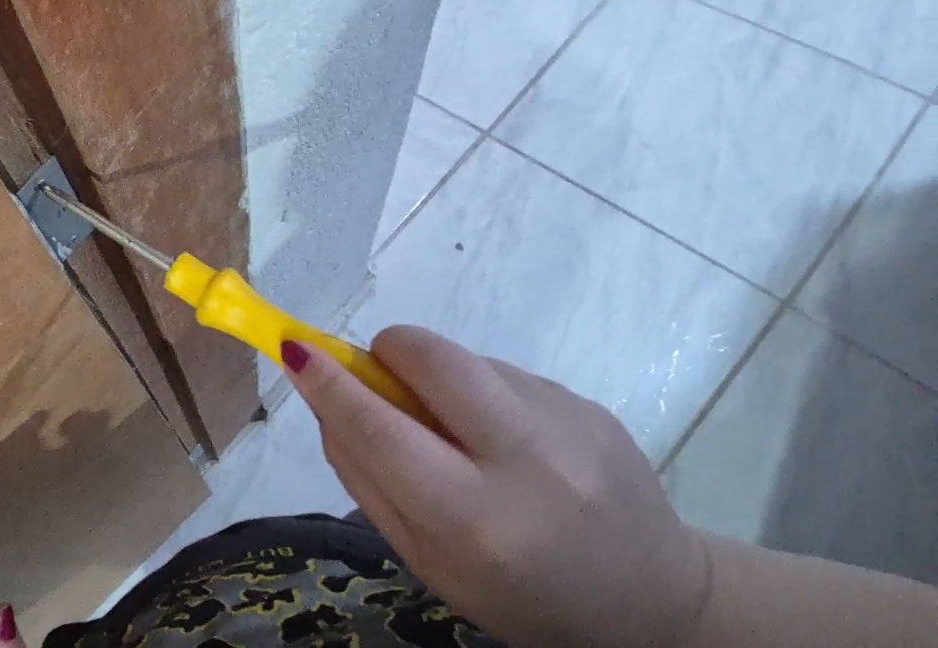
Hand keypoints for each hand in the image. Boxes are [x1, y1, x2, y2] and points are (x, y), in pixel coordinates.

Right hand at [285, 326, 711, 647]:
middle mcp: (528, 463)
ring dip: (440, 381)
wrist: (659, 603)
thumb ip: (365, 478)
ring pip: (465, 361)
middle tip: (384, 381)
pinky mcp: (590, 404)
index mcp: (477, 520)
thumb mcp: (427, 561)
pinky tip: (513, 444)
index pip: (381, 431)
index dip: (330, 384)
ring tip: (466, 435)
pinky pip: (505, 372)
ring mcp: (569, 426)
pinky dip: (484, 395)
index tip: (292, 347)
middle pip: (431, 359)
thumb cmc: (518, 593)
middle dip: (388, 351)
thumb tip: (321, 398)